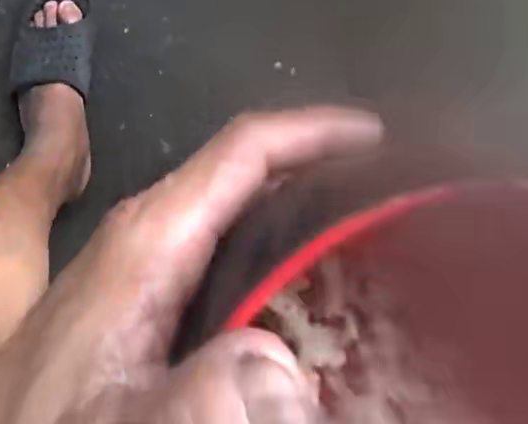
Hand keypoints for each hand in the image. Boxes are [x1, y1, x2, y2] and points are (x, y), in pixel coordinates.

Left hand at [0, 107, 382, 423]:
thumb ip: (197, 405)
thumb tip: (287, 372)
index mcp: (150, 236)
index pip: (238, 152)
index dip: (308, 132)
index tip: (376, 134)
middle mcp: (148, 230)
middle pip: (240, 169)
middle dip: (312, 164)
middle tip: (390, 189)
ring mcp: (139, 259)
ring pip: (228, 205)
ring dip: (291, 202)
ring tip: (363, 227)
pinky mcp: (137, 292)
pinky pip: (215, 245)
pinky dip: (263, 242)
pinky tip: (298, 285)